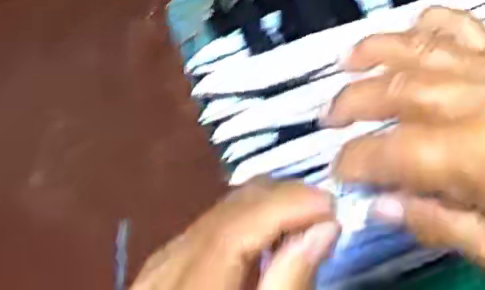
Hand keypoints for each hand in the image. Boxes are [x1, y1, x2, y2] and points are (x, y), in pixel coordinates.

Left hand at [132, 178, 339, 289]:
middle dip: (284, 202)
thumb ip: (289, 283)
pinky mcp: (149, 281)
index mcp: (189, 285)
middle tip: (324, 221)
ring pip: (219, 213)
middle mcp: (163, 269)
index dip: (292, 203)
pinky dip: (240, 230)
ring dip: (264, 212)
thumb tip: (327, 224)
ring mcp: (149, 274)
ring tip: (299, 232)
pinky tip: (260, 251)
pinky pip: (201, 234)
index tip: (334, 207)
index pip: (241, 221)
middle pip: (231, 209)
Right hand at [324, 7, 484, 270]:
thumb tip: (380, 202)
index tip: (336, 169)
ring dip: (380, 50)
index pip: (396, 149)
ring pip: (424, 49)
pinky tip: (409, 28)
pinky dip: (431, 21)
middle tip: (328, 117)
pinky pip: (462, 25)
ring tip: (346, 60)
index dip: (357, 159)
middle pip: (401, 89)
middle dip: (356, 100)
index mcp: (479, 154)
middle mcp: (482, 98)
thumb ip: (433, 222)